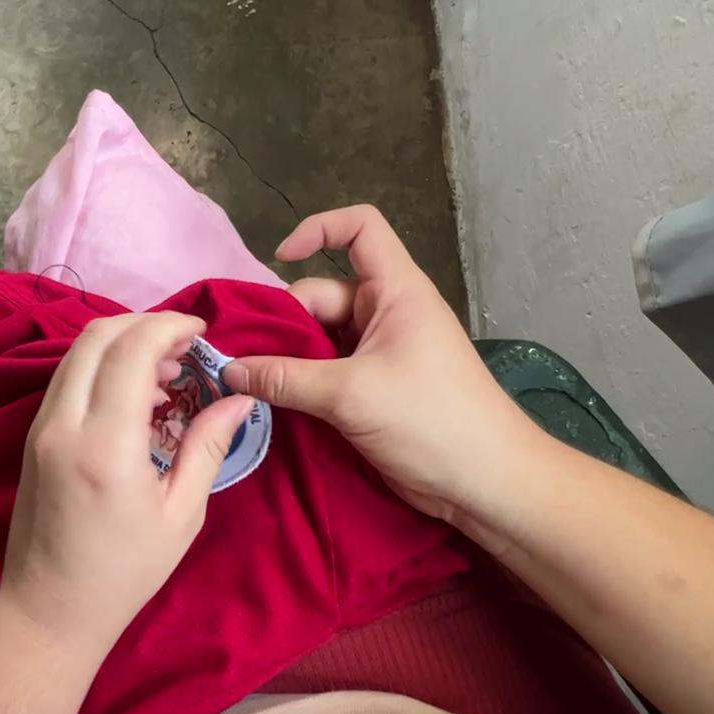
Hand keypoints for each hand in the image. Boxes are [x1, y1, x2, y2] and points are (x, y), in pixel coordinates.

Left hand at [0, 312, 254, 653]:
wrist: (48, 610)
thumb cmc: (124, 574)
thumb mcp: (181, 514)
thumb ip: (207, 446)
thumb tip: (239, 398)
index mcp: (106, 446)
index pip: (131, 350)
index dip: (169, 326)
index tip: (202, 332)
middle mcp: (64, 424)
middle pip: (98, 336)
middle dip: (147, 324)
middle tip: (186, 345)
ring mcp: (40, 427)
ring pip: (78, 351)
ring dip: (123, 343)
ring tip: (166, 372)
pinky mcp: (32, 435)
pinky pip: (68, 377)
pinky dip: (102, 365)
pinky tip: (135, 394)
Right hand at [224, 205, 555, 526]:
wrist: (485, 485)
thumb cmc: (432, 420)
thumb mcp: (351, 395)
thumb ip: (285, 379)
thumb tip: (228, 369)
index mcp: (395, 291)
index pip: (360, 228)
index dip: (319, 229)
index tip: (280, 259)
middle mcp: (385, 313)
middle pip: (320, 296)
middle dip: (282, 323)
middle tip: (240, 356)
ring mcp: (378, 354)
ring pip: (317, 341)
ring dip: (285, 359)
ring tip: (245, 383)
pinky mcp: (371, 390)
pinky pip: (323, 373)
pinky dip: (298, 384)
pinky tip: (268, 402)